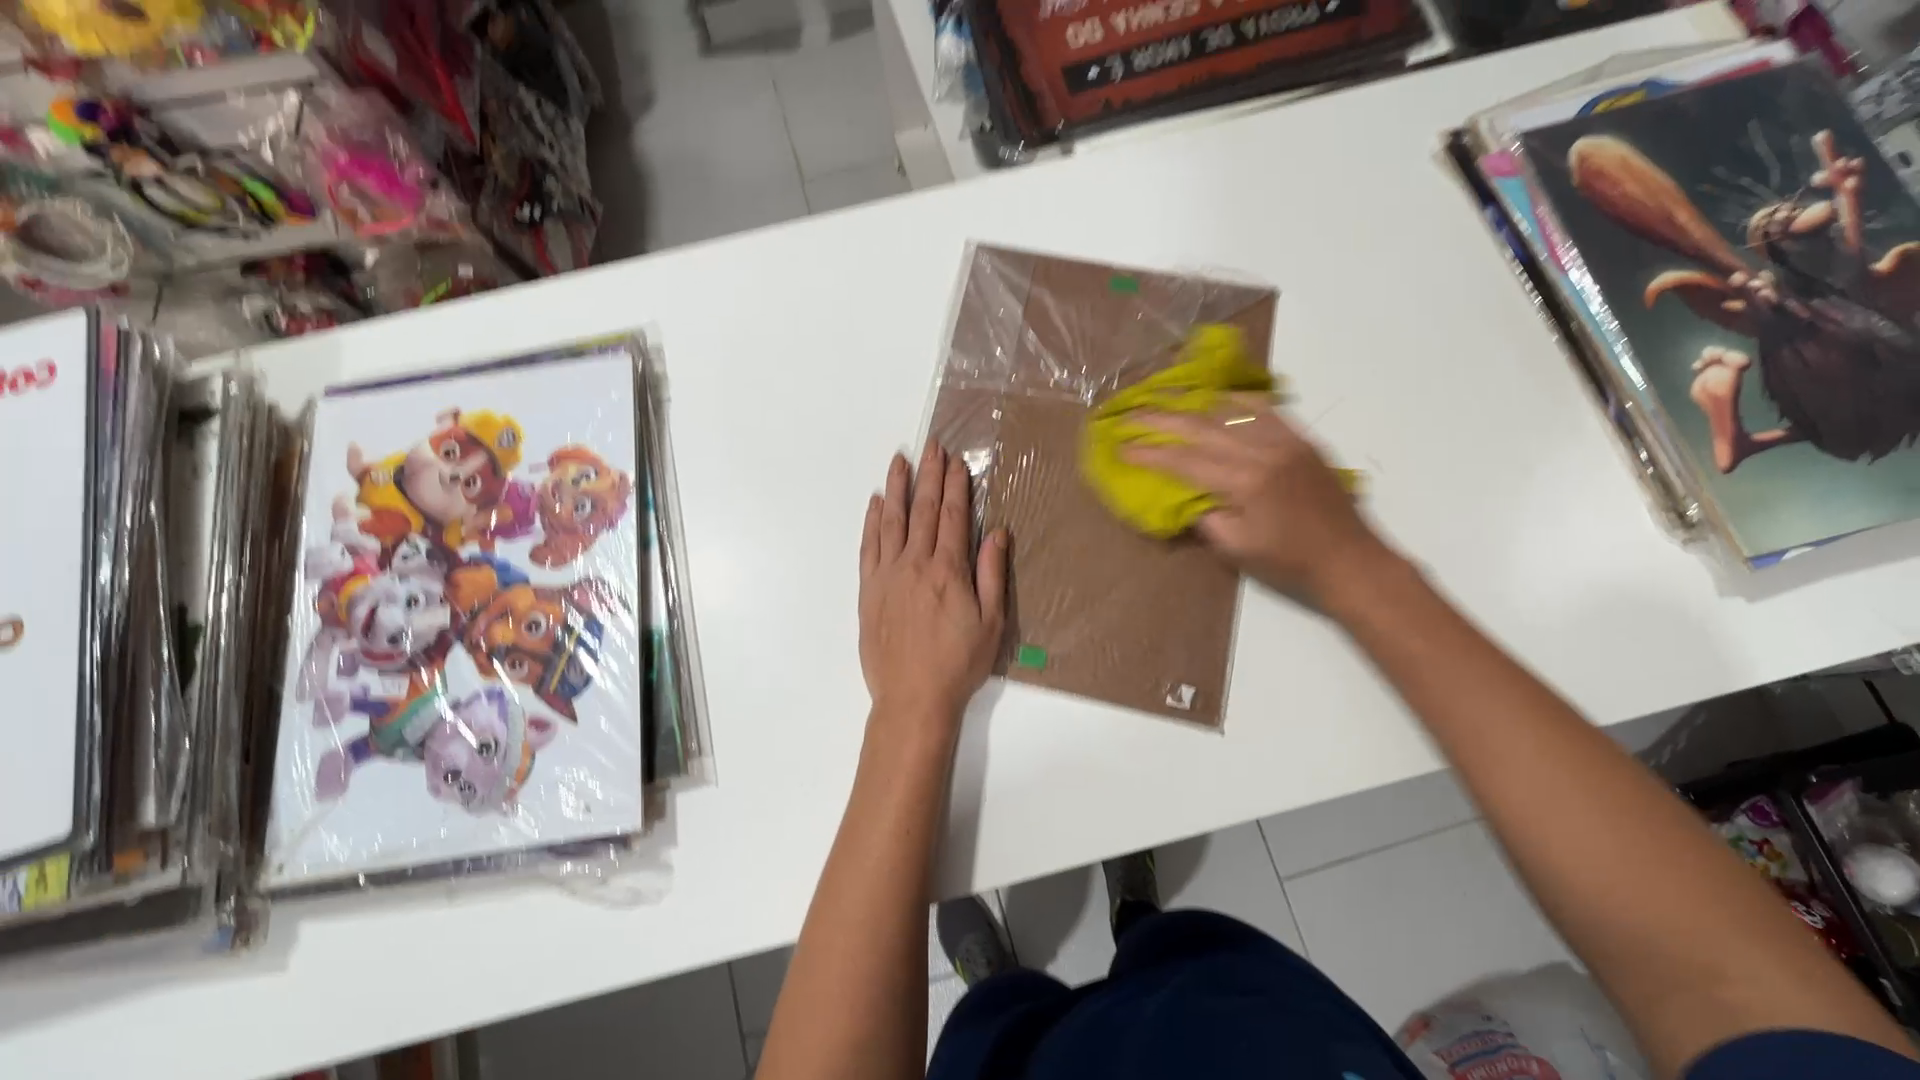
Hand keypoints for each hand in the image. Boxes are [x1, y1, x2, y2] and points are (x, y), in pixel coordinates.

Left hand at [859, 440, 1007, 726]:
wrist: (912, 697)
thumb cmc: (958, 664)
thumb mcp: (991, 623)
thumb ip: (992, 574)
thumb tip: (997, 532)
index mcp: (949, 570)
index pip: (952, 516)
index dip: (955, 485)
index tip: (956, 460)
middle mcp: (915, 564)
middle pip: (922, 510)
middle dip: (929, 475)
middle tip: (932, 446)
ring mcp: (887, 575)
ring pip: (891, 520)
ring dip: (897, 488)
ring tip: (901, 460)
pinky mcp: (867, 590)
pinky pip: (868, 546)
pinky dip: (872, 521)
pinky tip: (876, 502)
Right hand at [1122, 396, 1391, 604]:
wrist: (1349, 558)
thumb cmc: (1289, 561)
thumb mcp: (1237, 548)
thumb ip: (1206, 517)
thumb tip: (1186, 495)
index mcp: (1246, 481)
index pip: (1186, 460)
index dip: (1150, 454)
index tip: (1122, 448)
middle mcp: (1265, 451)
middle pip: (1203, 428)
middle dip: (1162, 421)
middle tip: (1131, 415)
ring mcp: (1287, 440)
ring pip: (1232, 412)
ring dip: (1196, 406)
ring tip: (1168, 401)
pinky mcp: (1302, 440)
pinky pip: (1265, 410)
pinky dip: (1237, 404)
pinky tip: (1219, 401)